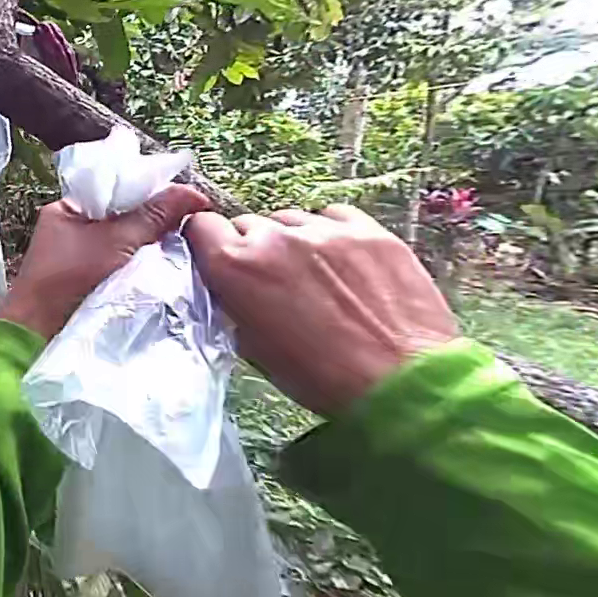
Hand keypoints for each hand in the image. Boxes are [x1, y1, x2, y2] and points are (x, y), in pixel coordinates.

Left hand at [0, 184, 210, 338]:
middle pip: (122, 214)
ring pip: (124, 237)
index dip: (153, 193)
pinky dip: (139, 259)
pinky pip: (120, 258)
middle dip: (155, 218)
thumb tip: (192, 192)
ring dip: (150, 240)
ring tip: (187, 239)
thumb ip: (152, 216)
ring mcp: (77, 251)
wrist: (39, 326)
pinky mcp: (85, 274)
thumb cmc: (70, 277)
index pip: (115, 189)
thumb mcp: (116, 241)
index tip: (191, 200)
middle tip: (195, 221)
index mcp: (67, 209)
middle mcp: (69, 225)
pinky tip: (167, 260)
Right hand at [183, 204, 458, 415]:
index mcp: (232, 264)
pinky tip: (334, 256)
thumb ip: (228, 295)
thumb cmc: (311, 370)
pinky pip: (333, 216)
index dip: (205, 239)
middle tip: (265, 276)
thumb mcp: (242, 336)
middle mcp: (273, 239)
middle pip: (245, 223)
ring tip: (305, 269)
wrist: (397, 380)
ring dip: (288, 239)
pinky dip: (327, 231)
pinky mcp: (371, 233)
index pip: (200, 224)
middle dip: (249, 245)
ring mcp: (325, 232)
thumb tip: (226, 279)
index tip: (213, 253)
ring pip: (288, 219)